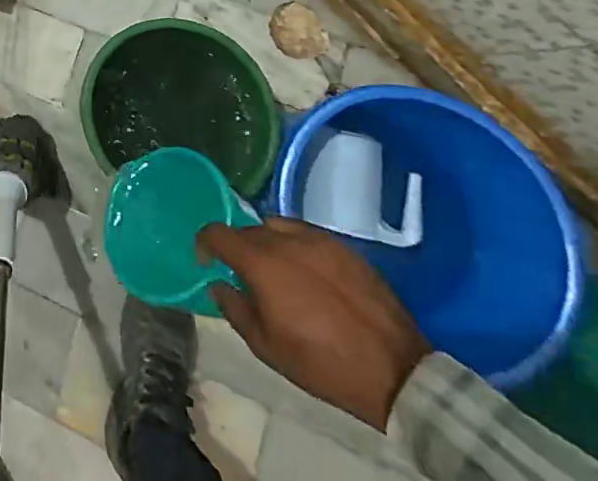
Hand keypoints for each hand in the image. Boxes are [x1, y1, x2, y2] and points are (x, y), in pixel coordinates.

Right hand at [198, 217, 428, 430]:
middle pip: (248, 230)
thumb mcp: (266, 346)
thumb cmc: (321, 363)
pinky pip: (307, 234)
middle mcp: (287, 241)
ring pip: (278, 227)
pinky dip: (296, 245)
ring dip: (267, 243)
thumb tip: (220, 285)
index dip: (205, 243)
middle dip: (238, 248)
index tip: (207, 262)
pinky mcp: (345, 247)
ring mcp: (319, 240)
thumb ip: (235, 309)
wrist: (393, 370)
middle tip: (244, 277)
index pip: (219, 232)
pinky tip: (306, 273)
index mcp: (262, 263)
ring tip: (276, 271)